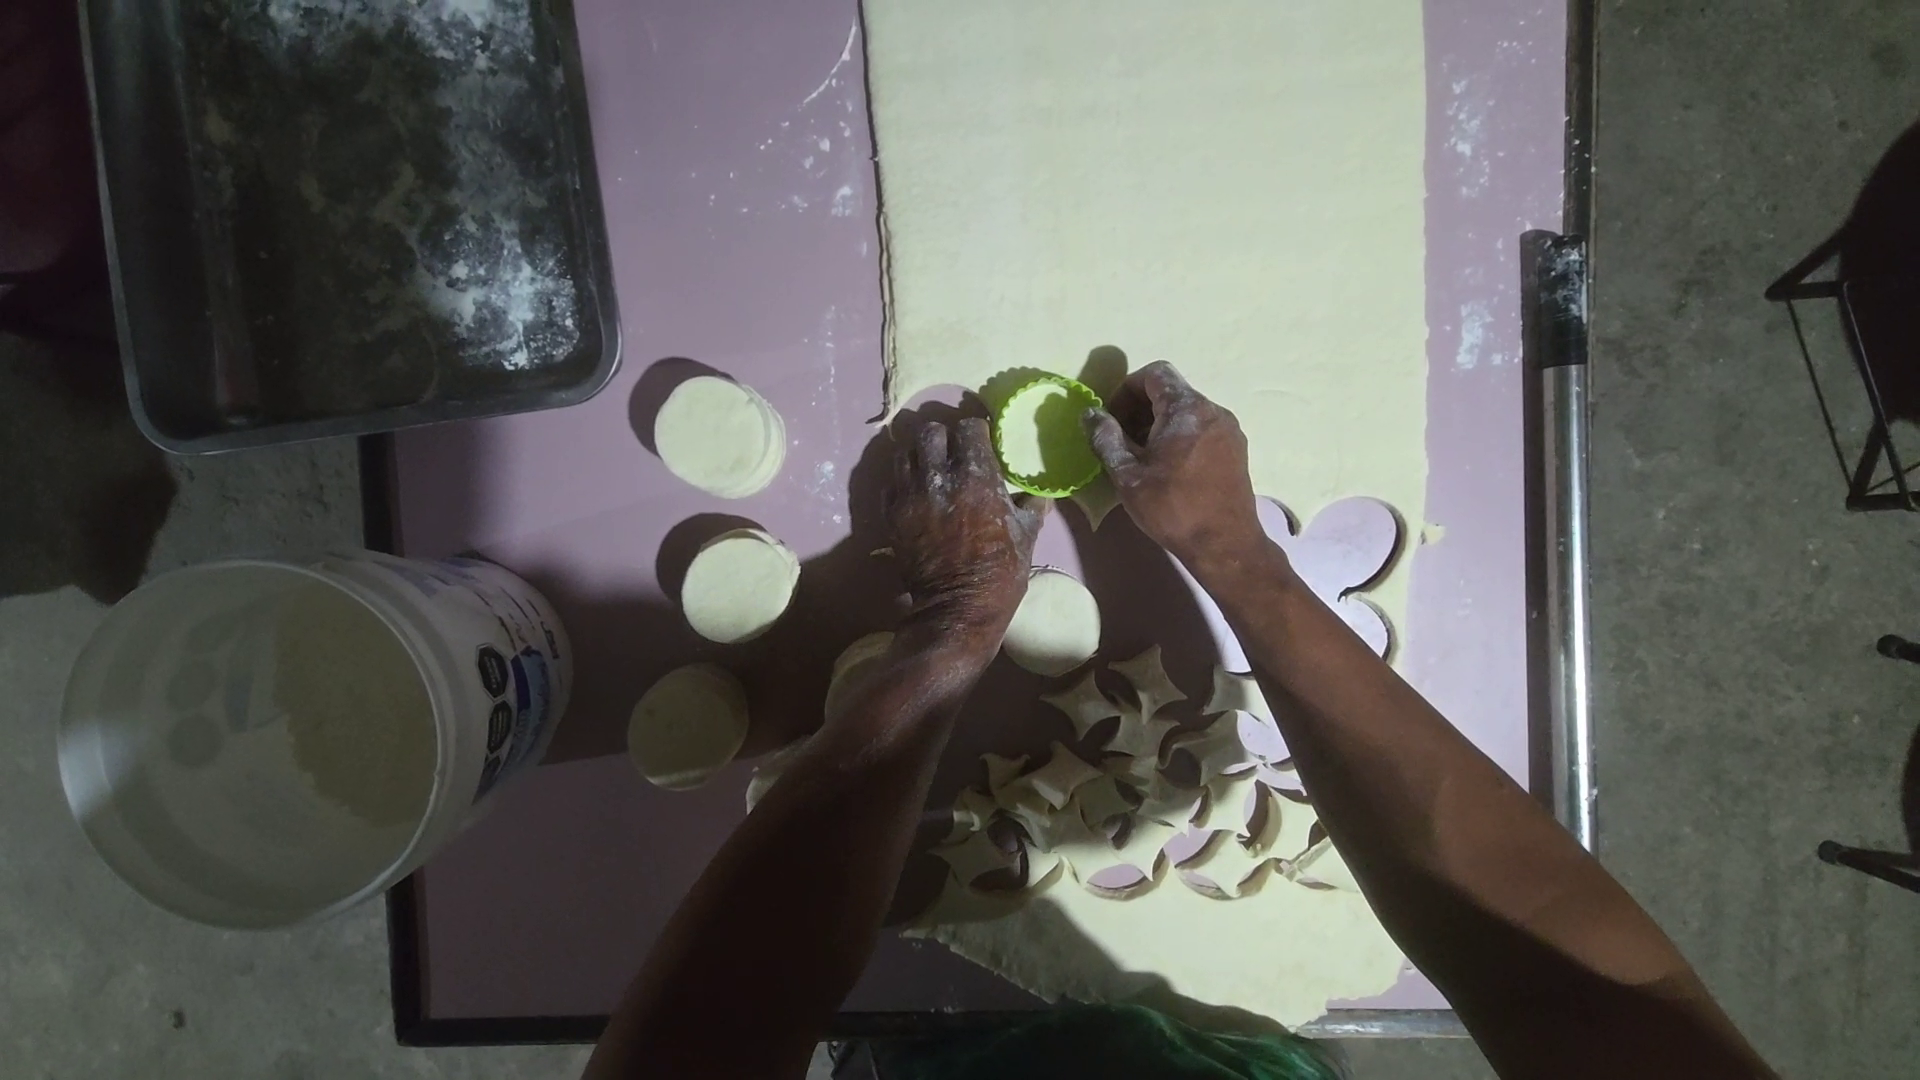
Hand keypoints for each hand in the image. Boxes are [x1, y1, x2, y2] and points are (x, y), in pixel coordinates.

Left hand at [885, 412, 1047, 644]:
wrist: (958, 608)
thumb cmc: (1000, 572)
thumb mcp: (1027, 535)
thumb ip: (1032, 505)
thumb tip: (1040, 492)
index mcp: (977, 477)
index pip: (968, 428)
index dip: (975, 431)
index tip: (980, 440)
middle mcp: (939, 478)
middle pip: (929, 432)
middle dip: (942, 436)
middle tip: (951, 449)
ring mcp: (910, 496)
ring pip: (905, 453)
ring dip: (918, 454)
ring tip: (929, 466)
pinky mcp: (892, 516)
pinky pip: (891, 483)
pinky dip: (902, 482)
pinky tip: (915, 492)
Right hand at [1083, 361, 1265, 566]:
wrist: (1224, 544)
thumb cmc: (1172, 508)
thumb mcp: (1127, 474)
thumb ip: (1105, 438)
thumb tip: (1090, 413)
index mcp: (1186, 408)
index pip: (1153, 374)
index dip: (1126, 391)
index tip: (1112, 422)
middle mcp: (1212, 410)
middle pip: (1169, 391)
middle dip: (1139, 410)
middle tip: (1121, 443)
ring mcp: (1228, 430)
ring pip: (1185, 411)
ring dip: (1157, 425)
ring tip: (1141, 459)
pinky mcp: (1235, 449)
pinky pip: (1200, 428)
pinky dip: (1178, 437)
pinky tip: (1167, 469)